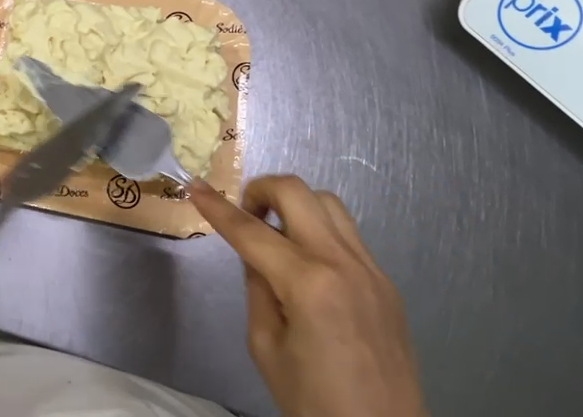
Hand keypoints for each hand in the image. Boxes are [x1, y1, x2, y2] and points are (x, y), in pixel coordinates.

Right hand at [192, 176, 426, 416]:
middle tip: (246, 215)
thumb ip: (256, 289)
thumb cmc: (316, 403)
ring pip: (327, 202)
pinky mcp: (386, 280)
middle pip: (296, 191)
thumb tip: (255, 254)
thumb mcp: (266, 349)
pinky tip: (309, 265)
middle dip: (261, 190)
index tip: (196, 188)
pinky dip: (320, 231)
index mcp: (308, 284)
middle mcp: (342, 262)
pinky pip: (348, 234)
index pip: (251, 231)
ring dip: (295, 205)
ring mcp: (370, 268)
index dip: (217, 207)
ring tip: (278, 235)